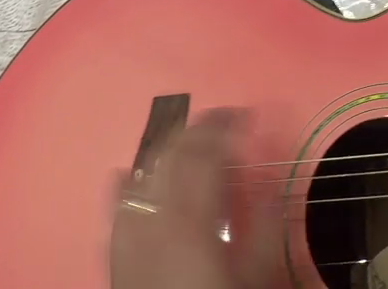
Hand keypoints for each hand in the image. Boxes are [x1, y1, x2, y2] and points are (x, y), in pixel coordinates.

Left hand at [109, 109, 278, 288]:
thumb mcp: (257, 275)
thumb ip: (266, 225)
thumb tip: (271, 182)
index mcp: (192, 216)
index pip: (206, 149)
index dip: (226, 124)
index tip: (246, 115)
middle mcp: (155, 216)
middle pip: (173, 152)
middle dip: (200, 128)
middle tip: (225, 123)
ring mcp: (129, 235)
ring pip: (144, 172)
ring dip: (168, 149)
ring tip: (190, 143)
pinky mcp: (116, 256)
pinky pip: (117, 207)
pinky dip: (127, 184)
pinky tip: (131, 175)